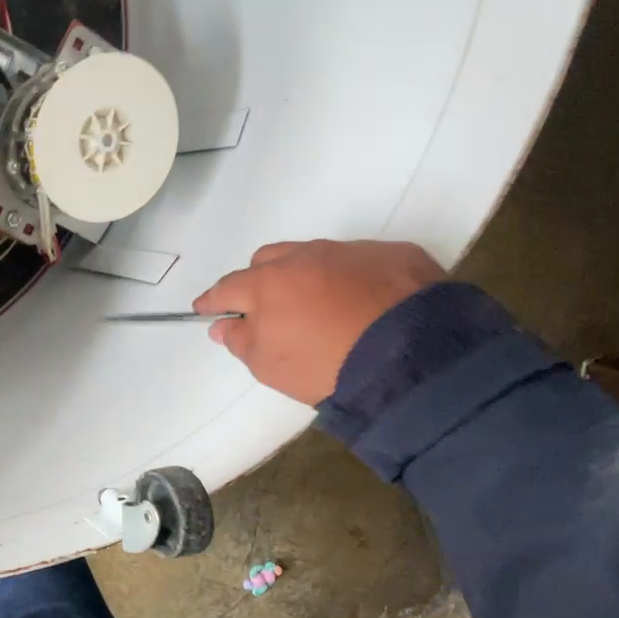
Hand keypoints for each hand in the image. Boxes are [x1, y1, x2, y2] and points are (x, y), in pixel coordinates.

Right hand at [193, 240, 444, 404]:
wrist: (414, 356)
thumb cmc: (325, 365)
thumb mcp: (269, 366)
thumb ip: (240, 341)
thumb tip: (224, 325)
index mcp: (268, 283)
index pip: (228, 287)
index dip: (212, 300)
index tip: (204, 309)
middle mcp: (307, 257)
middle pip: (269, 259)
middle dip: (258, 279)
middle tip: (264, 307)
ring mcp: (353, 251)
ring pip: (315, 256)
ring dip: (305, 275)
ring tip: (316, 305)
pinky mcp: (396, 254)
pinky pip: (361, 262)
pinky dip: (351, 279)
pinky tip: (362, 304)